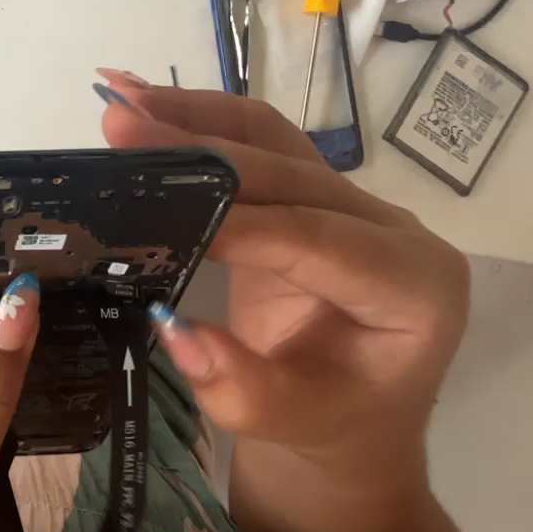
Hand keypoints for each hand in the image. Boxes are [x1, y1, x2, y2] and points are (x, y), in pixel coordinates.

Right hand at [95, 71, 470, 472]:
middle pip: (289, 172)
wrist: (348, 429)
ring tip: (124, 100)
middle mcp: (389, 230)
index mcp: (412, 286)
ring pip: (272, 139)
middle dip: (200, 149)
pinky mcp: (306, 199)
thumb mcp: (292, 425)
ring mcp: (348, 206)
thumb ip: (243, 386)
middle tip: (120, 129)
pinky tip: (147, 104)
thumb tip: (170, 325)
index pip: (316, 238)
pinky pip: (257, 144)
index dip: (237, 220)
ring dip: (196, 116)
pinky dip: (201, 121)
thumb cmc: (331, 431)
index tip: (155, 207)